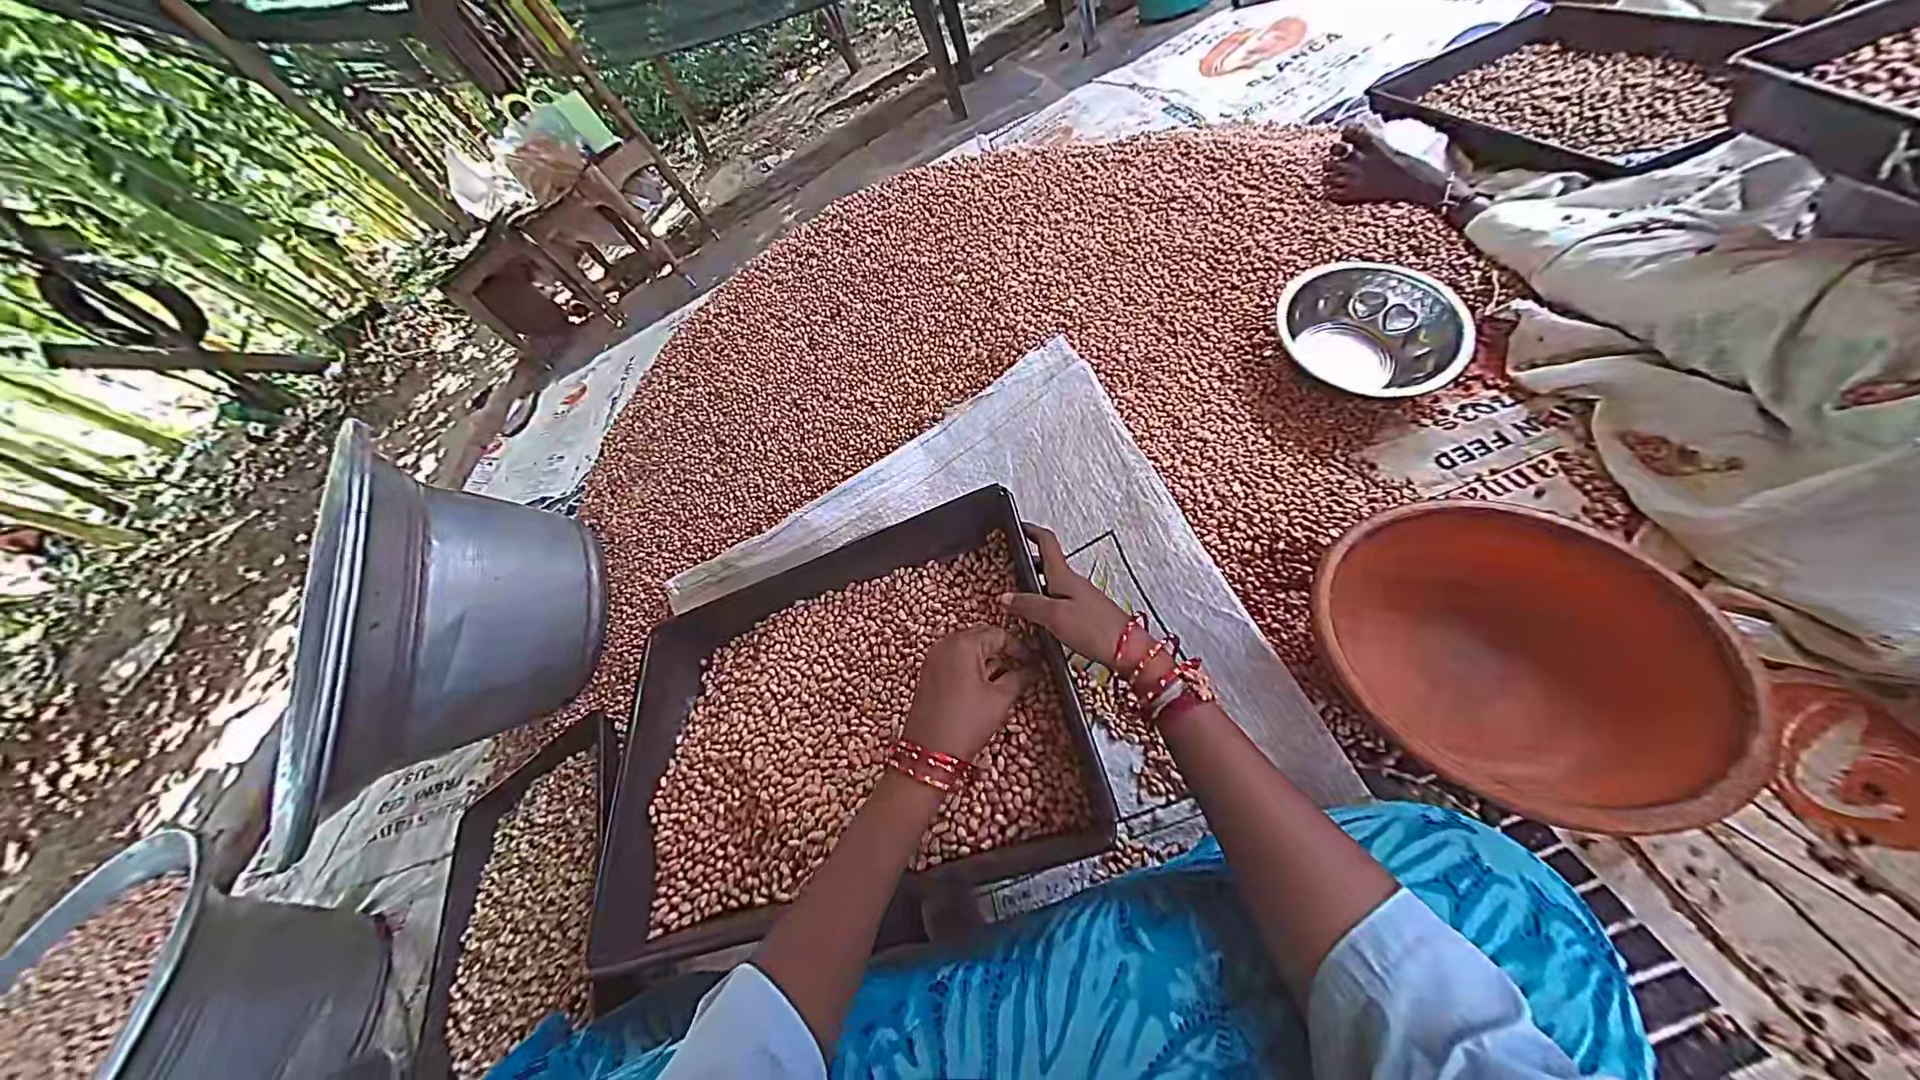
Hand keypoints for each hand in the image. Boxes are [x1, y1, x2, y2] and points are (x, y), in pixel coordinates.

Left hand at [903, 626, 1031, 761]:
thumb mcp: (1000, 699)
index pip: (998, 634)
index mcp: (962, 644)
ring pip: (968, 651)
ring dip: (988, 662)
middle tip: (1021, 670)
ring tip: (1004, 684)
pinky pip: (955, 662)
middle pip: (981, 638)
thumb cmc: (964, 724)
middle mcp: (944, 646)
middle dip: (1003, 653)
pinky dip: (972, 670)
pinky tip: (983, 690)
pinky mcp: (928, 675)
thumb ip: (1020, 677)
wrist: (930, 753)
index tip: (1032, 662)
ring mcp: (933, 660)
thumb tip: (1033, 669)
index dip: (1020, 648)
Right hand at [999, 523, 1132, 665]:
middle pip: (1046, 563)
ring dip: (1033, 584)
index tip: (1018, 526)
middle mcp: (1072, 583)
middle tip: (1009, 566)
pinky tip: (1036, 617)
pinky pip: (1058, 601)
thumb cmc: (1095, 629)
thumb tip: (1005, 597)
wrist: (1128, 651)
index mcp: (1063, 576)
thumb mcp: (1054, 616)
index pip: (1046, 542)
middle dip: (1026, 562)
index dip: (1031, 531)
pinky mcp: (1083, 614)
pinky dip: (1043, 602)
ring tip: (1016, 594)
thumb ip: (1028, 605)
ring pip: (1051, 583)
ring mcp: (1079, 598)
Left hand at [1324, 119, 1451, 207]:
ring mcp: (1354, 177)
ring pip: (1328, 172)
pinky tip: (1338, 190)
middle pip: (1333, 150)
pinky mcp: (1352, 195)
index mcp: (1372, 141)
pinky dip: (1331, 191)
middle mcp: (1359, 158)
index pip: (1348, 130)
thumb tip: (1369, 120)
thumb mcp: (1399, 138)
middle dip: (1334, 153)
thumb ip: (1380, 131)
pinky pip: (1330, 192)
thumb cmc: (1413, 160)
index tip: (1348, 137)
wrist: (1416, 183)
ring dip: (1331, 172)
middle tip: (1339, 158)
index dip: (1346, 133)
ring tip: (1337, 175)